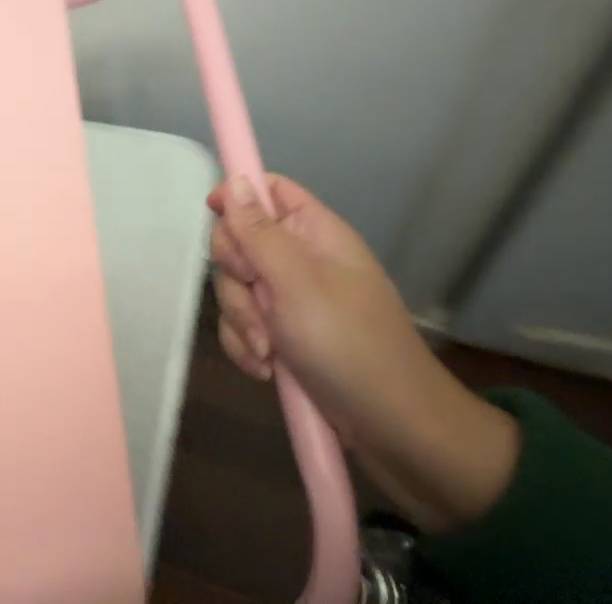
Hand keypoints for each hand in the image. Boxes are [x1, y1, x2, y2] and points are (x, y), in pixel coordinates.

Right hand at [209, 174, 519, 532]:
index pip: (267, 190)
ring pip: (236, 289)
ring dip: (241, 321)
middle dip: (236, 279)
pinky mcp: (284, 337)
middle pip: (239, 242)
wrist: (396, 430)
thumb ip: (258, 232)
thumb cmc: (350, 345)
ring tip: (268, 352)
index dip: (236, 196)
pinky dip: (247, 347)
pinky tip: (266, 370)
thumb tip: (233, 181)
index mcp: (315, 233)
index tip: (215, 218)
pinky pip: (243, 326)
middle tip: (259, 304)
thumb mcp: (296, 283)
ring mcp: (292, 300)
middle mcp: (301, 260)